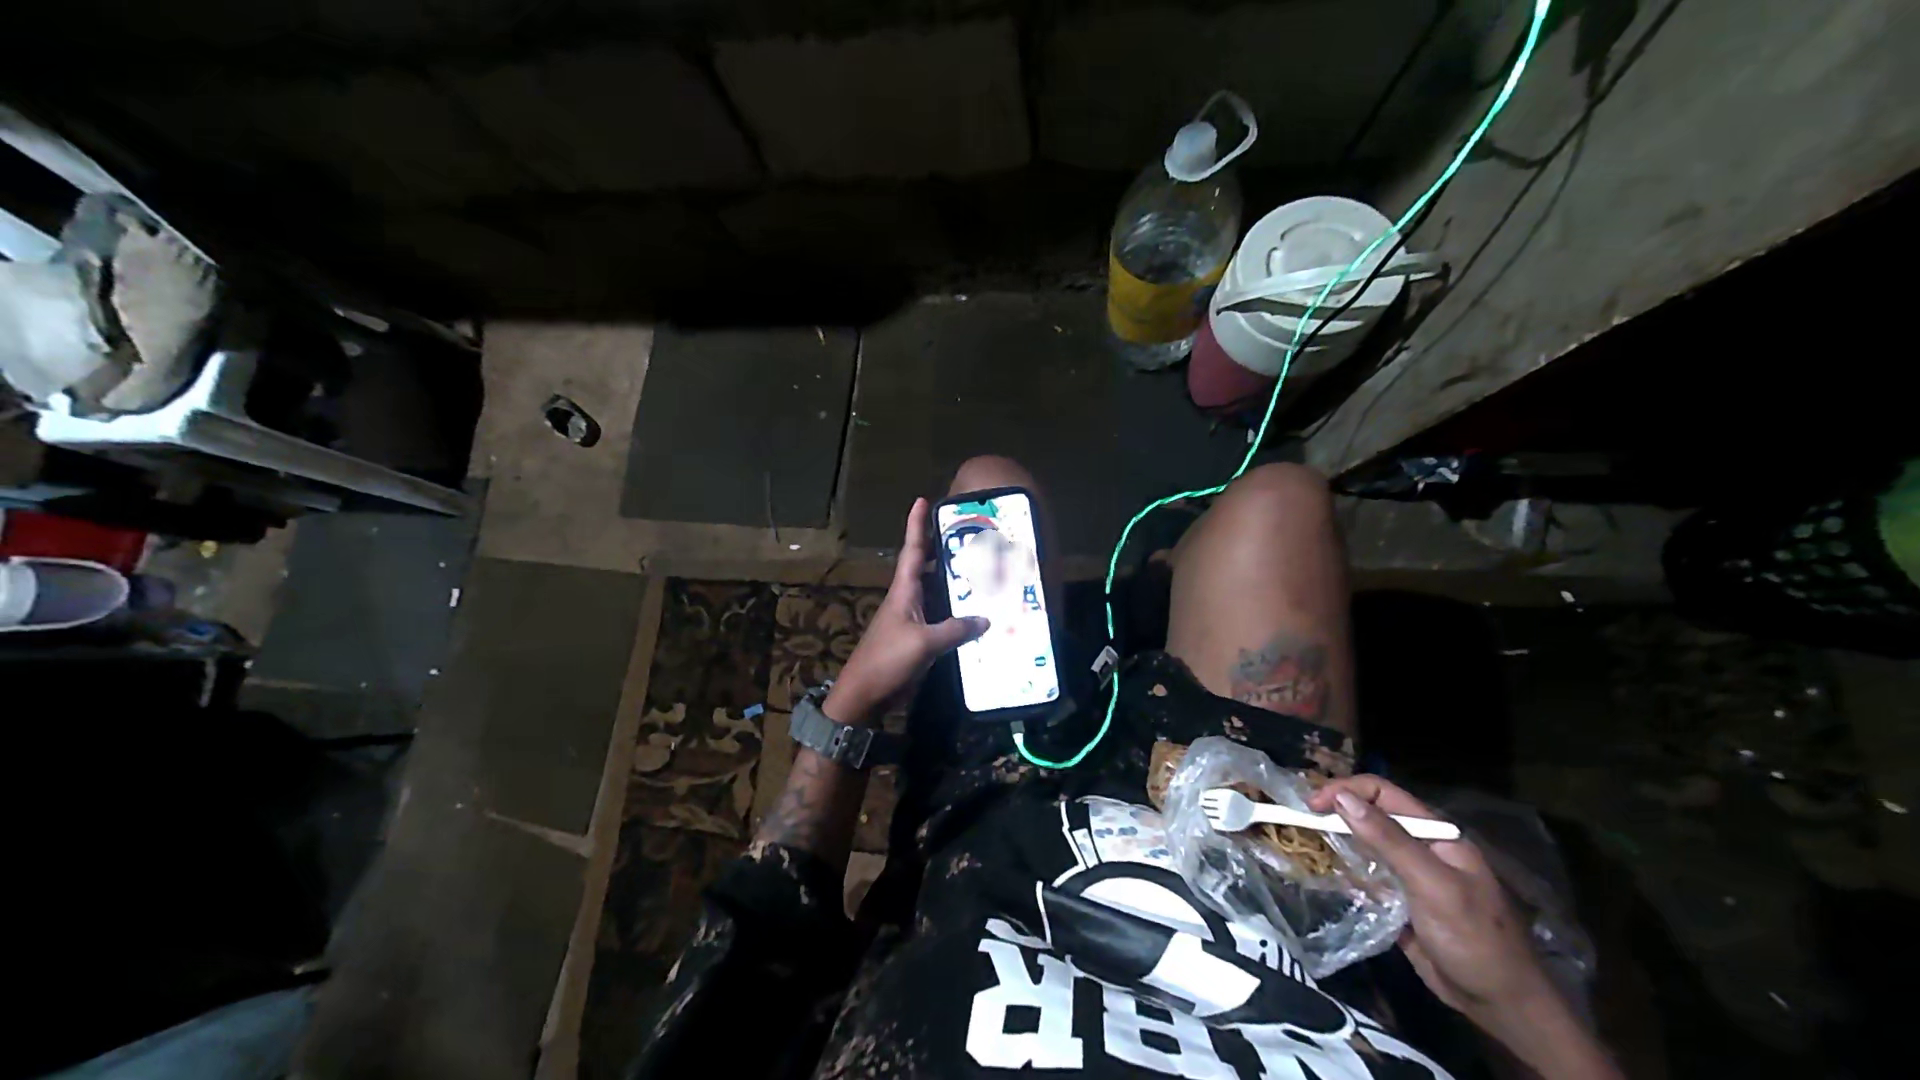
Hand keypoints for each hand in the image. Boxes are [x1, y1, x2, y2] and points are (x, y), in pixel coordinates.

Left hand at [823, 498, 987, 723]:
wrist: (865, 694)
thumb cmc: (887, 660)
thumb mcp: (923, 643)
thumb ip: (955, 629)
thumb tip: (985, 619)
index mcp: (903, 591)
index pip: (912, 550)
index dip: (917, 525)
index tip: (922, 500)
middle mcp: (908, 599)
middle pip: (927, 567)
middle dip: (944, 549)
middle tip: (971, 536)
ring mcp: (913, 619)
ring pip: (937, 593)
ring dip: (954, 582)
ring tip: (983, 570)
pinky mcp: (918, 639)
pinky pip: (942, 619)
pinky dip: (958, 613)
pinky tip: (978, 614)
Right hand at [1310, 776, 1621, 1079]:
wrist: (1502, 1004)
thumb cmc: (1474, 938)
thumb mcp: (1433, 885)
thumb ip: (1388, 840)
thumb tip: (1341, 798)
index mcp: (1434, 833)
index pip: (1381, 793)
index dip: (1345, 791)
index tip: (1312, 806)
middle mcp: (1420, 846)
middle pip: (1369, 814)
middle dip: (1335, 813)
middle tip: (1302, 823)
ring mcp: (1409, 873)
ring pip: (1364, 844)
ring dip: (1337, 842)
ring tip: (1308, 847)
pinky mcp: (1400, 899)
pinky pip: (1366, 875)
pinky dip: (1346, 873)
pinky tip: (1331, 878)